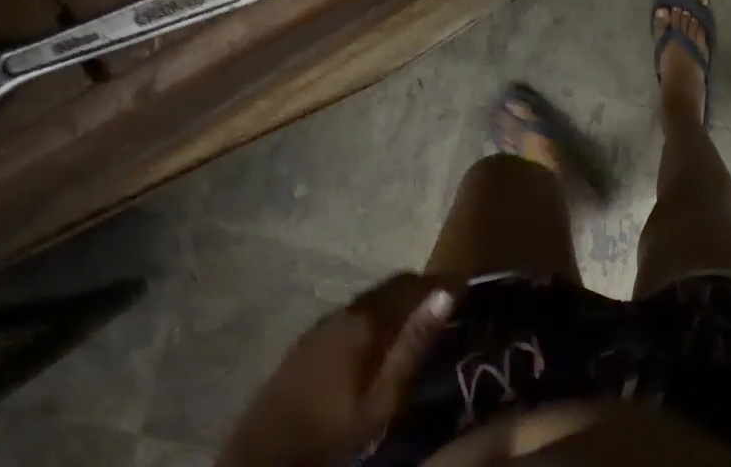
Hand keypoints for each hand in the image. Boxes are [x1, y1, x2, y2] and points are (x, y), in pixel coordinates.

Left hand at [217, 276, 456, 466]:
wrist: (260, 462)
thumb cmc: (330, 436)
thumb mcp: (382, 400)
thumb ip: (413, 345)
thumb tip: (445, 295)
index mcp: (362, 321)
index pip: (412, 283)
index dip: (443, 281)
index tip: (470, 284)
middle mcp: (340, 313)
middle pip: (390, 287)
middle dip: (422, 289)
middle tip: (452, 301)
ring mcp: (319, 327)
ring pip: (370, 301)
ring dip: (398, 303)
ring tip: (423, 319)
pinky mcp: (305, 344)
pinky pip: (351, 316)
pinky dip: (376, 318)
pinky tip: (382, 340)